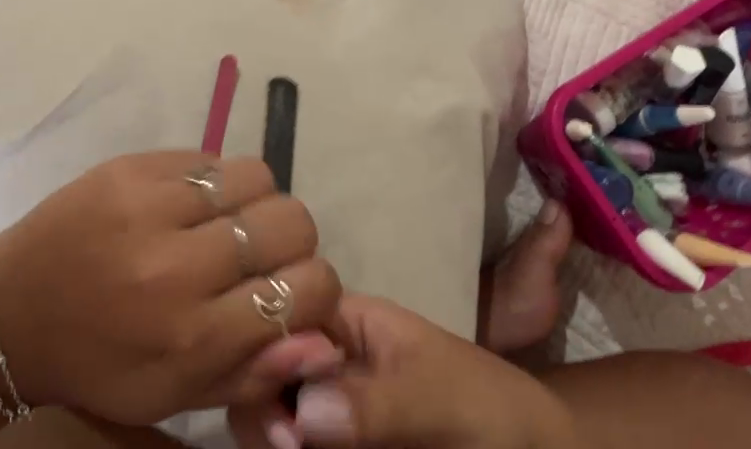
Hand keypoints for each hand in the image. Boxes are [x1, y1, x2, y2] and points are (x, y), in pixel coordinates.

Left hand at [0, 151, 344, 425]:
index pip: (307, 287)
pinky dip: (213, 180)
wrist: (12, 311)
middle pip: (291, 221)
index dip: (315, 288)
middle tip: (261, 254)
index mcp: (194, 335)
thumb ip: (254, 372)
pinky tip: (189, 205)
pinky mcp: (129, 166)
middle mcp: (178, 266)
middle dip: (292, 241)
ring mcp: (150, 206)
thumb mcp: (174, 395)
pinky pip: (208, 156)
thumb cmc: (98, 364)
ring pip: (256, 176)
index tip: (293, 290)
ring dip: (255, 201)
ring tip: (226, 223)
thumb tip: (324, 337)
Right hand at [229, 296, 577, 448]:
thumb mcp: (443, 400)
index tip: (272, 392)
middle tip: (288, 445)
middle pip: (256, 370)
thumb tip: (305, 415)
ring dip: (267, 434)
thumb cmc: (493, 411)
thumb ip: (378, 403)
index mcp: (342, 322)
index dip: (260, 346)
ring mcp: (323, 409)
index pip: (277, 315)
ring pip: (264, 416)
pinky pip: (291, 444)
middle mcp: (319, 361)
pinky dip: (284, 448)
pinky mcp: (329, 445)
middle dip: (258, 406)